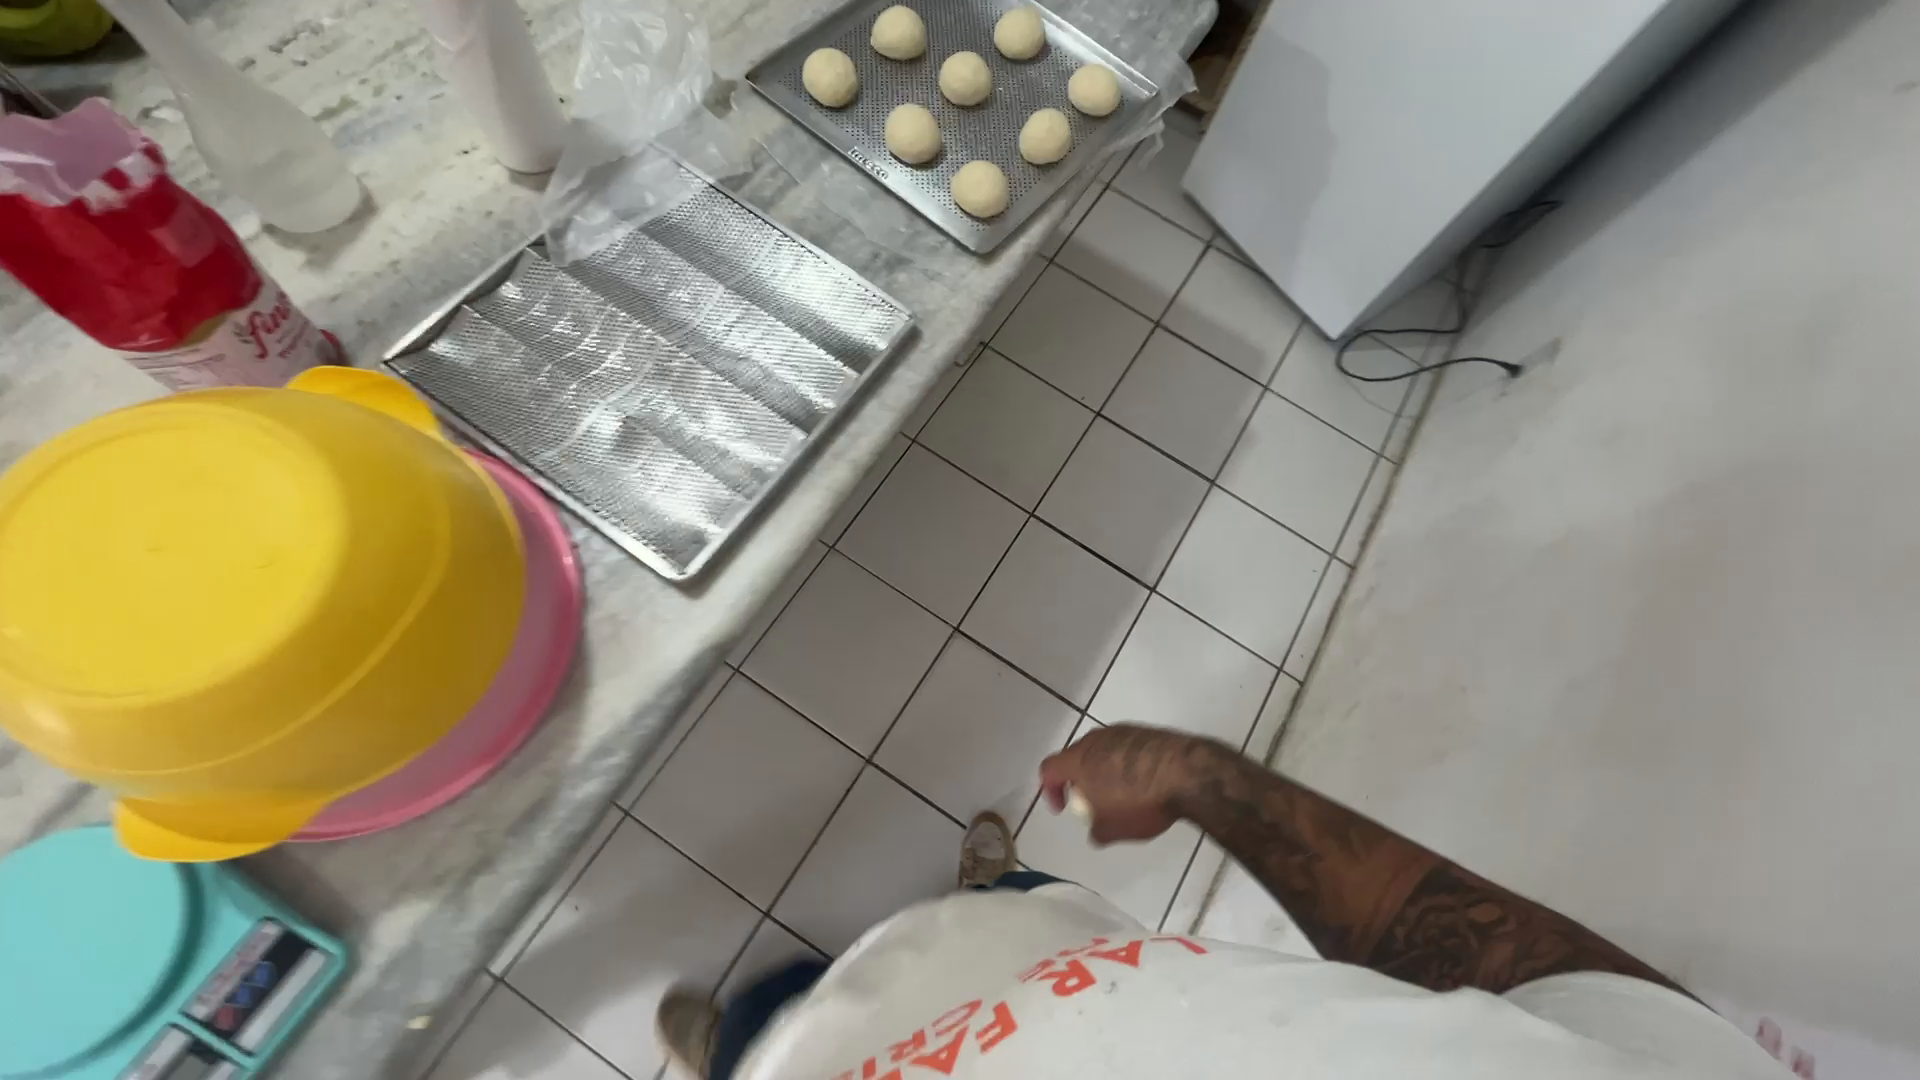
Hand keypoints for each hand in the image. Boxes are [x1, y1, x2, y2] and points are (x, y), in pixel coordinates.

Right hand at [1038, 724, 1227, 844]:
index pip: (1049, 769)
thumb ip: (1096, 829)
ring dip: (1104, 771)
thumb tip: (1096, 828)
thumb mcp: (1113, 829)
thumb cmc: (1141, 801)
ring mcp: (1122, 731)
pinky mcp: (1145, 731)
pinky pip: (1126, 748)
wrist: (1188, 773)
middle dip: (1080, 780)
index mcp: (1078, 760)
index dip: (1050, 790)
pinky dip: (1127, 764)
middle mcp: (1095, 739)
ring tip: (1122, 794)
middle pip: (1075, 756)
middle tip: (1093, 802)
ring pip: (1102, 750)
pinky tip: (1145, 782)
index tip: (1063, 808)